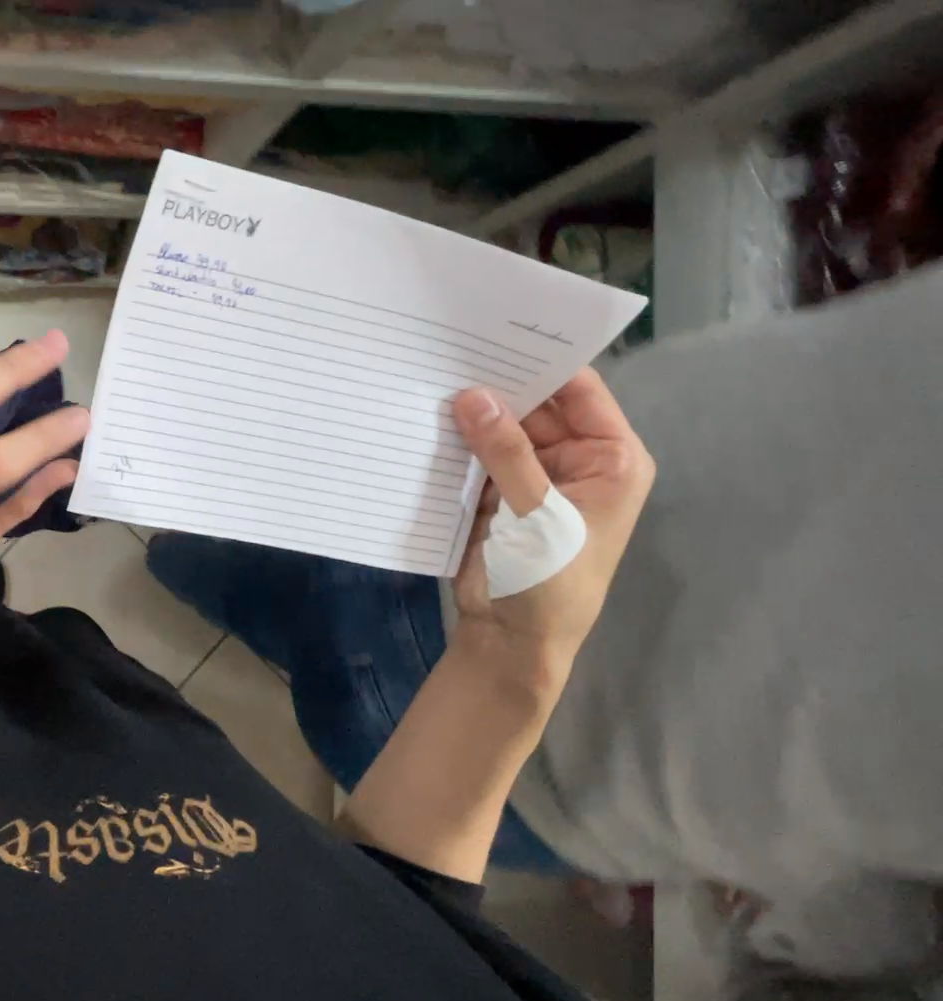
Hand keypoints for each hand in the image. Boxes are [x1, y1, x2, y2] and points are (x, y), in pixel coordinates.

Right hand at [449, 368, 653, 671]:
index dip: (542, 363)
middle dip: (494, 387)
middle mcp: (570, 460)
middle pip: (531, 409)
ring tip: (424, 379)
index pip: (579, 393)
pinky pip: (470, 459)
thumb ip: (506, 453)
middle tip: (446, 351)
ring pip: (495, 433)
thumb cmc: (550, 579)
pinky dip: (449, 445)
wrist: (511, 638)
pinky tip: (419, 421)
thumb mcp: (538, 513)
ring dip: (466, 416)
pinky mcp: (490, 496)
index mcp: (609, 458)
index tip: (496, 332)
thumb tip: (470, 395)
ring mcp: (527, 478)